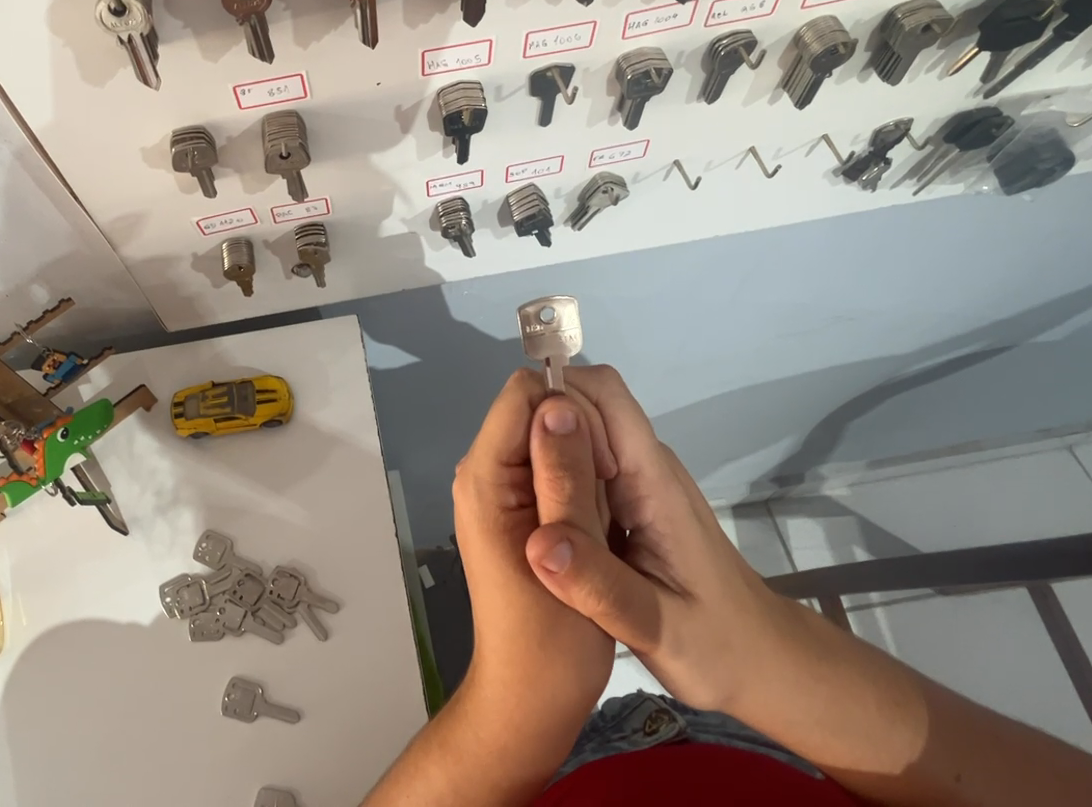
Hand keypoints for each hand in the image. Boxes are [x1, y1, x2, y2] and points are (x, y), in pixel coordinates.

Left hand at [450, 371, 617, 758]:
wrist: (530, 697)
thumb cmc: (552, 640)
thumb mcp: (568, 553)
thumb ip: (563, 476)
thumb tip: (560, 402)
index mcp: (484, 477)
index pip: (522, 393)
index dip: (572, 409)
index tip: (607, 462)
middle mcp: (481, 473)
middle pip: (534, 409)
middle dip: (581, 433)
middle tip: (610, 493)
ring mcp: (495, 489)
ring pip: (547, 436)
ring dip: (584, 459)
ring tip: (605, 513)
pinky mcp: (513, 505)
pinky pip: (550, 464)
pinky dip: (580, 478)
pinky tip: (597, 518)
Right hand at [522, 365, 802, 714]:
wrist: (763, 661)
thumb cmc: (718, 646)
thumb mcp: (657, 628)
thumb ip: (599, 586)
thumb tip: (538, 541)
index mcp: (652, 479)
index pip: (601, 394)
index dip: (553, 400)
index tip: (514, 447)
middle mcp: (645, 464)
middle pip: (584, 404)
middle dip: (537, 424)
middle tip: (504, 483)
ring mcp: (640, 480)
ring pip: (580, 433)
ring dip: (542, 452)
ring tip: (513, 503)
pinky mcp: (632, 499)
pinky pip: (584, 464)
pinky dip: (553, 478)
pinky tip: (538, 521)